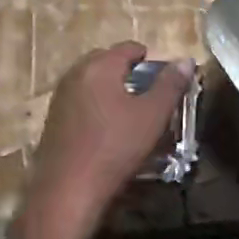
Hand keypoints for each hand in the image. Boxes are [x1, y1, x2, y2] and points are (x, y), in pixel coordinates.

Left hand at [20, 42, 192, 238]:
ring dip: (113, 90)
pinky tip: (109, 130)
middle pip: (108, 61)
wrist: (68, 191)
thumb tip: (186, 60)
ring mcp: (60, 97)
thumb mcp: (153, 115)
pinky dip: (98, 106)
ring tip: (133, 113)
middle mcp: (75, 74)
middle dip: (130, 72)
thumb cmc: (115, 147)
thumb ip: (171, 85)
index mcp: (99, 66)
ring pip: (93, 82)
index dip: (151, 59)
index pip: (129, 47)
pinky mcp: (53, 120)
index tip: (166, 79)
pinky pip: (81, 101)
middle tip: (151, 95)